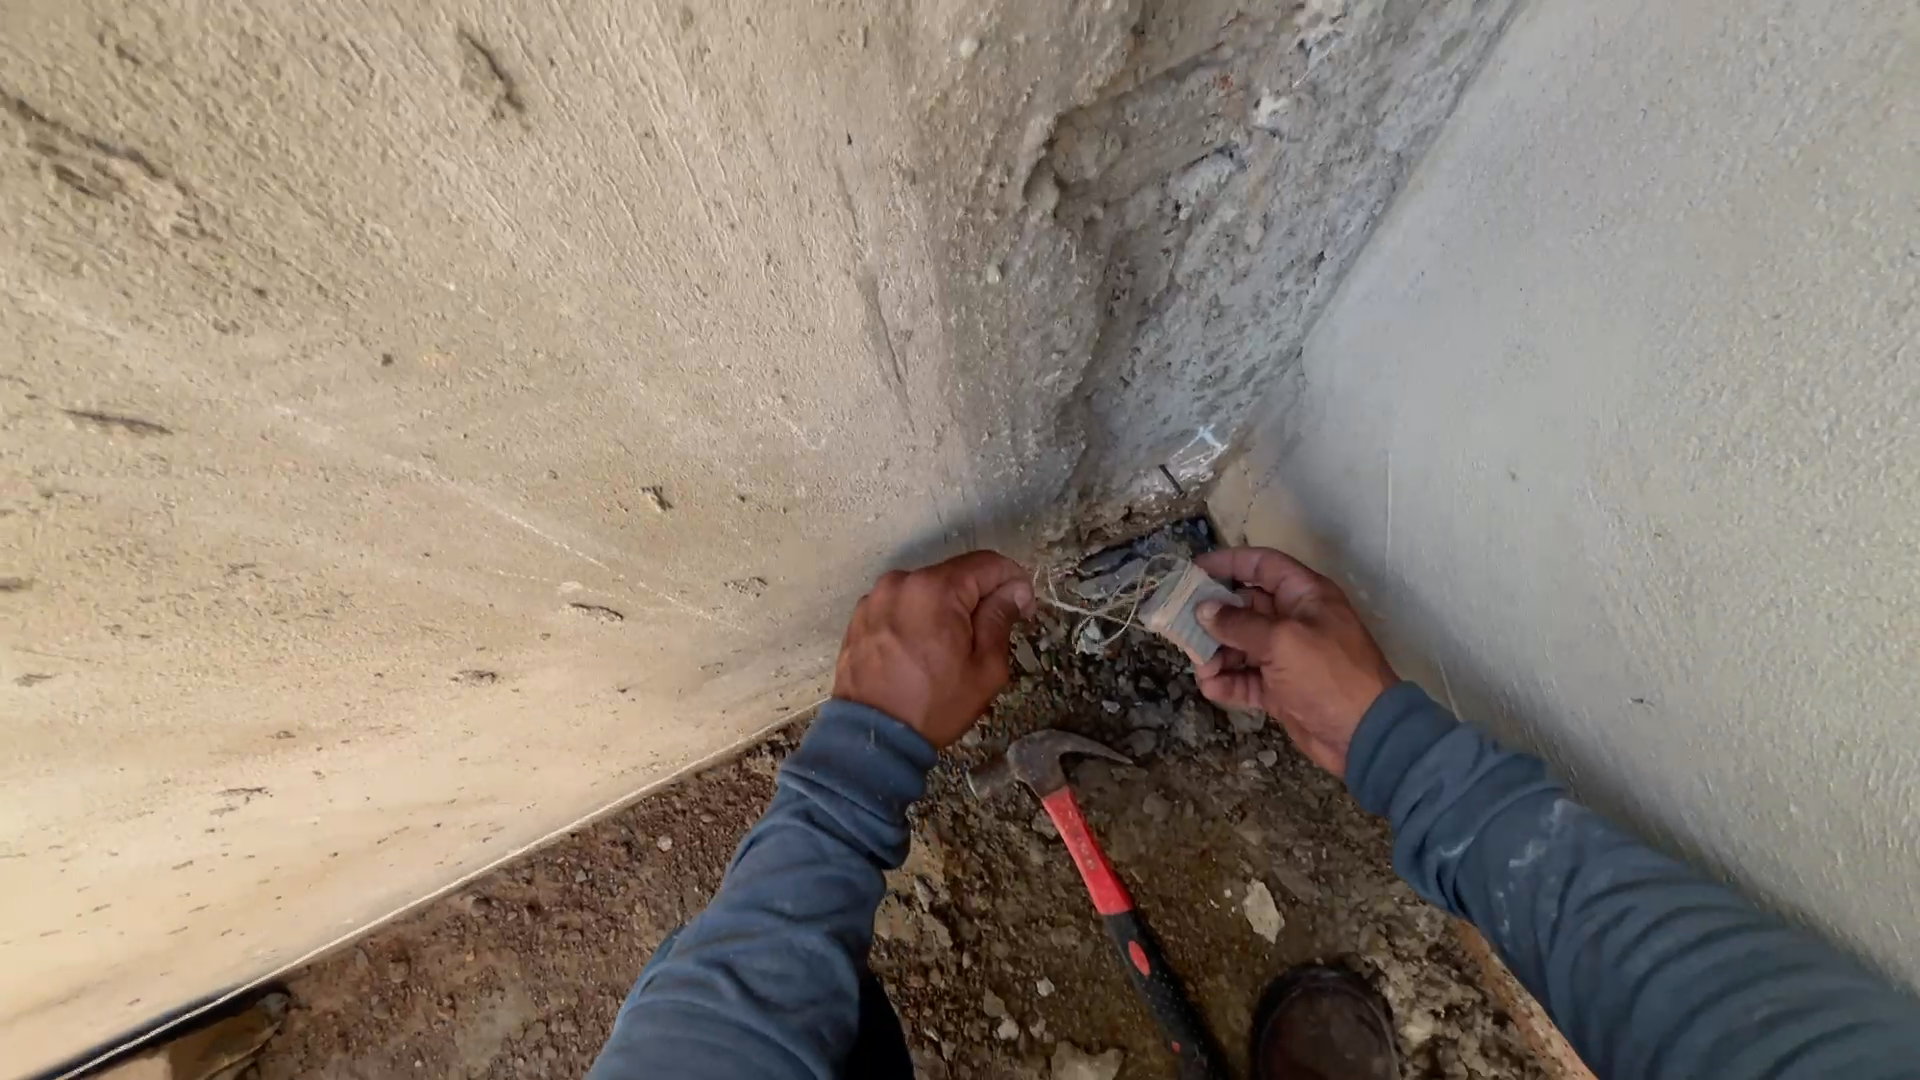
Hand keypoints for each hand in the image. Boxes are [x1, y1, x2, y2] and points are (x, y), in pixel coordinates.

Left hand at [833, 550, 1036, 748]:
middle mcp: (902, 581)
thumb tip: (1014, 590)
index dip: (1014, 582)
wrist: (871, 738)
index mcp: (936, 588)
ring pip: (928, 589)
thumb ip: (1000, 618)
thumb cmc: (933, 705)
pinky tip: (921, 650)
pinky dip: (918, 617)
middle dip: (979, 597)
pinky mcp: (861, 615)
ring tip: (951, 647)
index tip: (1022, 610)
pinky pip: (902, 604)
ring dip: (947, 608)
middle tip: (990, 634)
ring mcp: (876, 597)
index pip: (989, 563)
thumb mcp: (985, 668)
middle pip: (956, 574)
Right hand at [1191, 547, 1397, 776]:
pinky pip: (1244, 677)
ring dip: (1216, 653)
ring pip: (1239, 644)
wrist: (1365, 737)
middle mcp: (1293, 620)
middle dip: (1213, 616)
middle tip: (1182, 624)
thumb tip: (1203, 611)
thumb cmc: (1328, 675)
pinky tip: (1211, 686)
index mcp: (1304, 596)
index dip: (1228, 562)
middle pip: (1243, 606)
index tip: (1193, 570)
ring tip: (1200, 666)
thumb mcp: (1282, 641)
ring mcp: (1285, 656)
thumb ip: (1238, 624)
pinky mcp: (1279, 687)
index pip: (1262, 565)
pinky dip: (1227, 681)